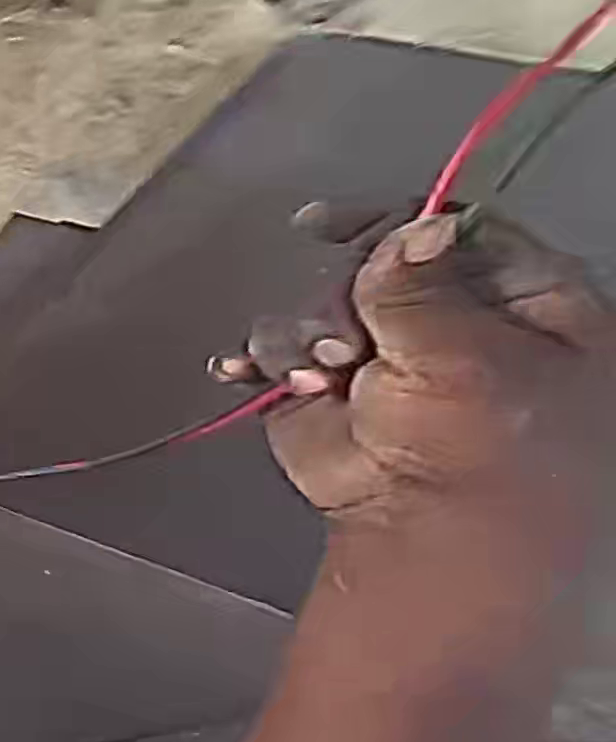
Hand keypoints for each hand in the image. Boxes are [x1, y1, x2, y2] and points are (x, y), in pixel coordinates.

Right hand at [264, 213, 615, 530]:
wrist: (418, 516)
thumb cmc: (480, 443)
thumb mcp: (466, 358)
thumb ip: (422, 293)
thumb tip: (410, 229)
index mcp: (500, 296)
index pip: (437, 233)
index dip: (383, 224)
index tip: (318, 225)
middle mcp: (425, 317)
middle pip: (350, 275)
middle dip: (331, 308)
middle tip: (346, 349)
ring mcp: (360, 353)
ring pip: (297, 314)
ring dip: (294, 346)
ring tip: (318, 381)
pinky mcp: (305, 386)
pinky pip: (260, 356)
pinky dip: (247, 363)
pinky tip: (241, 372)